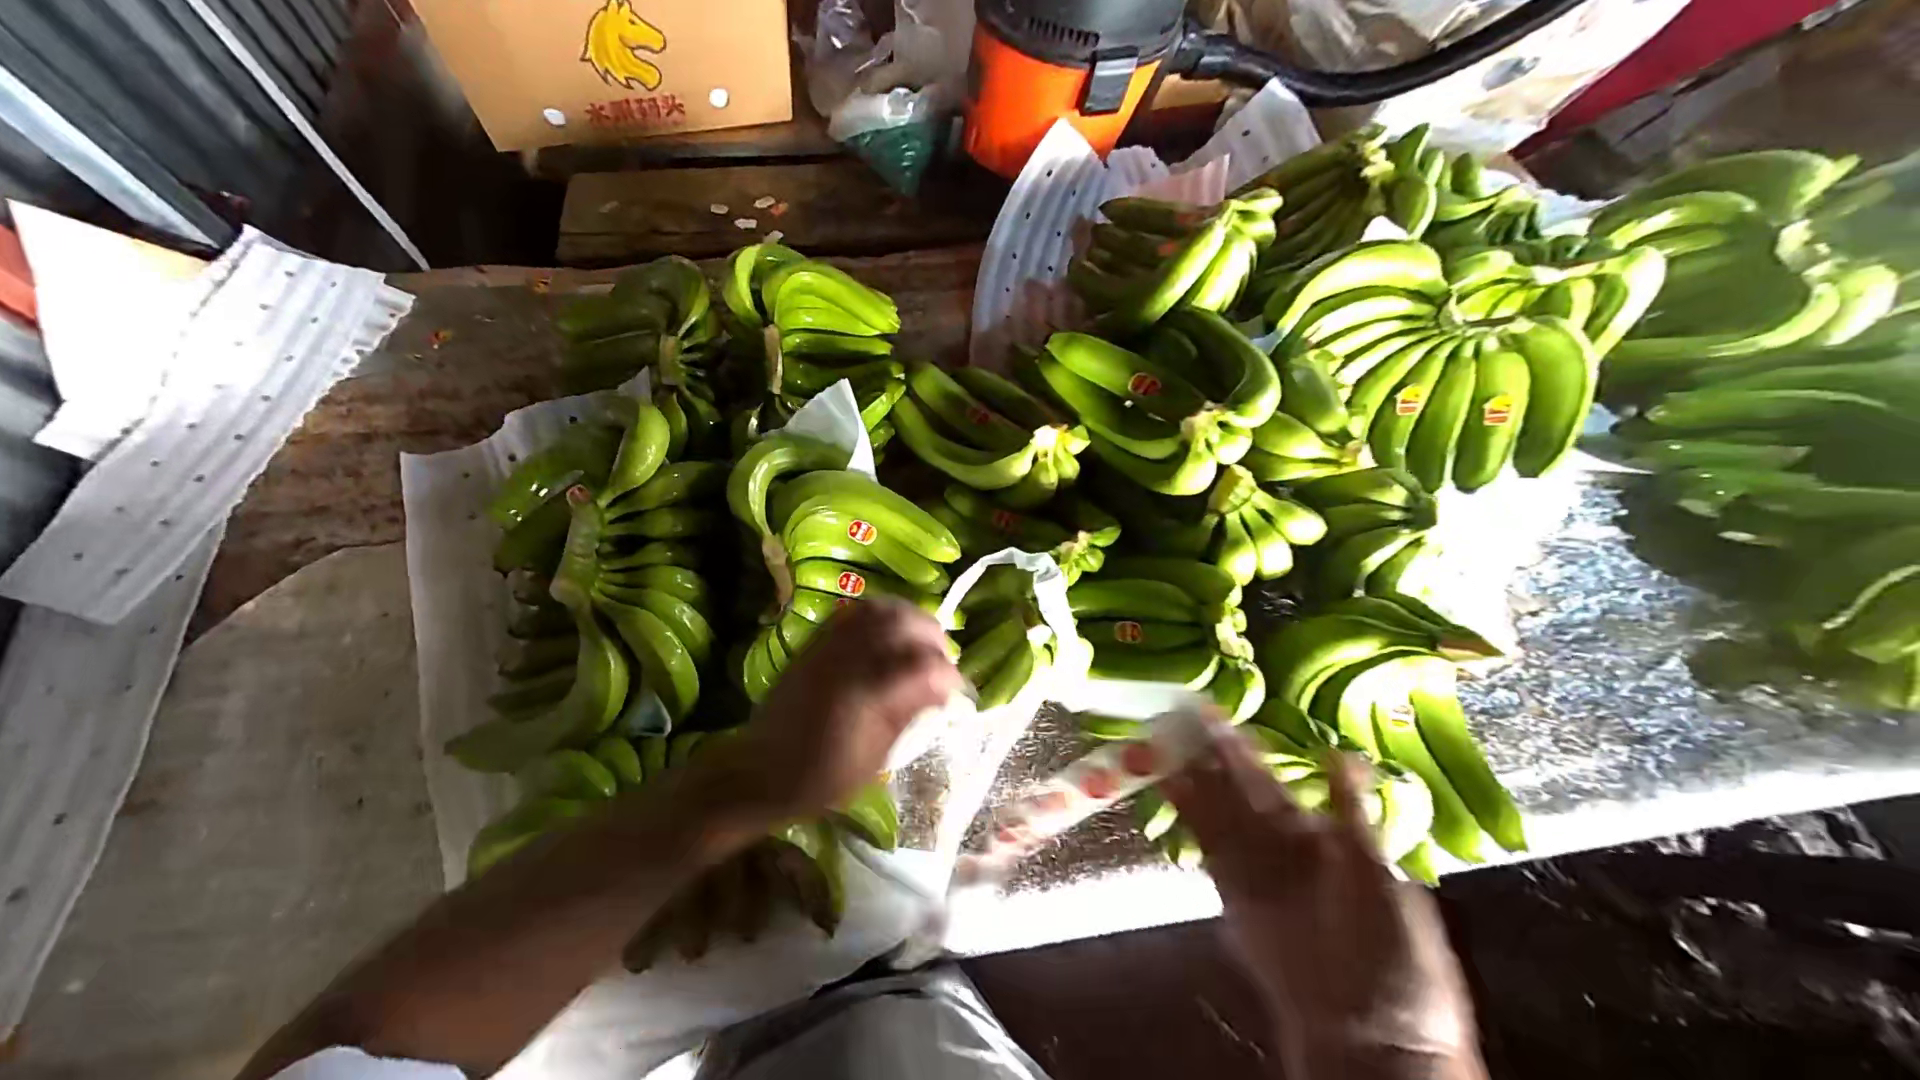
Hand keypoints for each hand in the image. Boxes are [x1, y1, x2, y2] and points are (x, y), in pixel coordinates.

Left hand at [707, 596, 960, 822]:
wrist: (761, 771)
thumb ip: (909, 712)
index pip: (924, 665)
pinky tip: (890, 634)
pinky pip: (855, 611)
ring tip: (920, 644)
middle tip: (941, 664)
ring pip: (882, 608)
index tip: (956, 692)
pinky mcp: (817, 641)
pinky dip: (882, 613)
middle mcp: (849, 658)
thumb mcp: (874, 757)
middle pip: (905, 622)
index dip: (948, 674)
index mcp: (867, 693)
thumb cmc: (822, 777)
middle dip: (934, 638)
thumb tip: (946, 685)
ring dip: (910, 620)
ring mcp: (830, 644)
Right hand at [1160, 716, 1481, 1078]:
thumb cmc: (1394, 955)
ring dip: (1189, 779)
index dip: (1241, 748)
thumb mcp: (1383, 877)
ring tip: (1161, 741)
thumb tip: (1342, 754)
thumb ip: (1351, 814)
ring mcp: (1253, 869)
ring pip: (1214, 814)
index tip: (1214, 713)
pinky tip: (1170, 788)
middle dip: (1206, 753)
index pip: (1270, 779)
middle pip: (1234, 790)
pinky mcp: (1232, 898)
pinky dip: (1188, 820)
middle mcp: (1280, 844)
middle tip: (1177, 714)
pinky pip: (1207, 851)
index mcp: (1318, 834)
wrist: (1372, 1034)